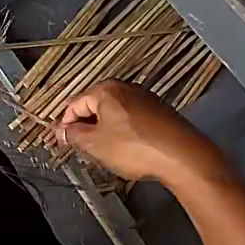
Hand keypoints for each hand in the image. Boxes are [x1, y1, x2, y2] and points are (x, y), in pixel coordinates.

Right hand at [56, 80, 227, 186]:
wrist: (181, 156)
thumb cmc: (137, 147)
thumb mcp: (95, 145)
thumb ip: (74, 135)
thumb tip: (64, 130)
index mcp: (106, 90)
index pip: (75, 104)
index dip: (66, 125)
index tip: (62, 141)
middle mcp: (126, 88)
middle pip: (96, 107)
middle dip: (87, 128)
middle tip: (83, 150)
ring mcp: (145, 99)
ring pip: (114, 115)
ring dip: (106, 132)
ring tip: (106, 154)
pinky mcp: (158, 113)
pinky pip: (132, 120)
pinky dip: (125, 133)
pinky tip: (128, 151)